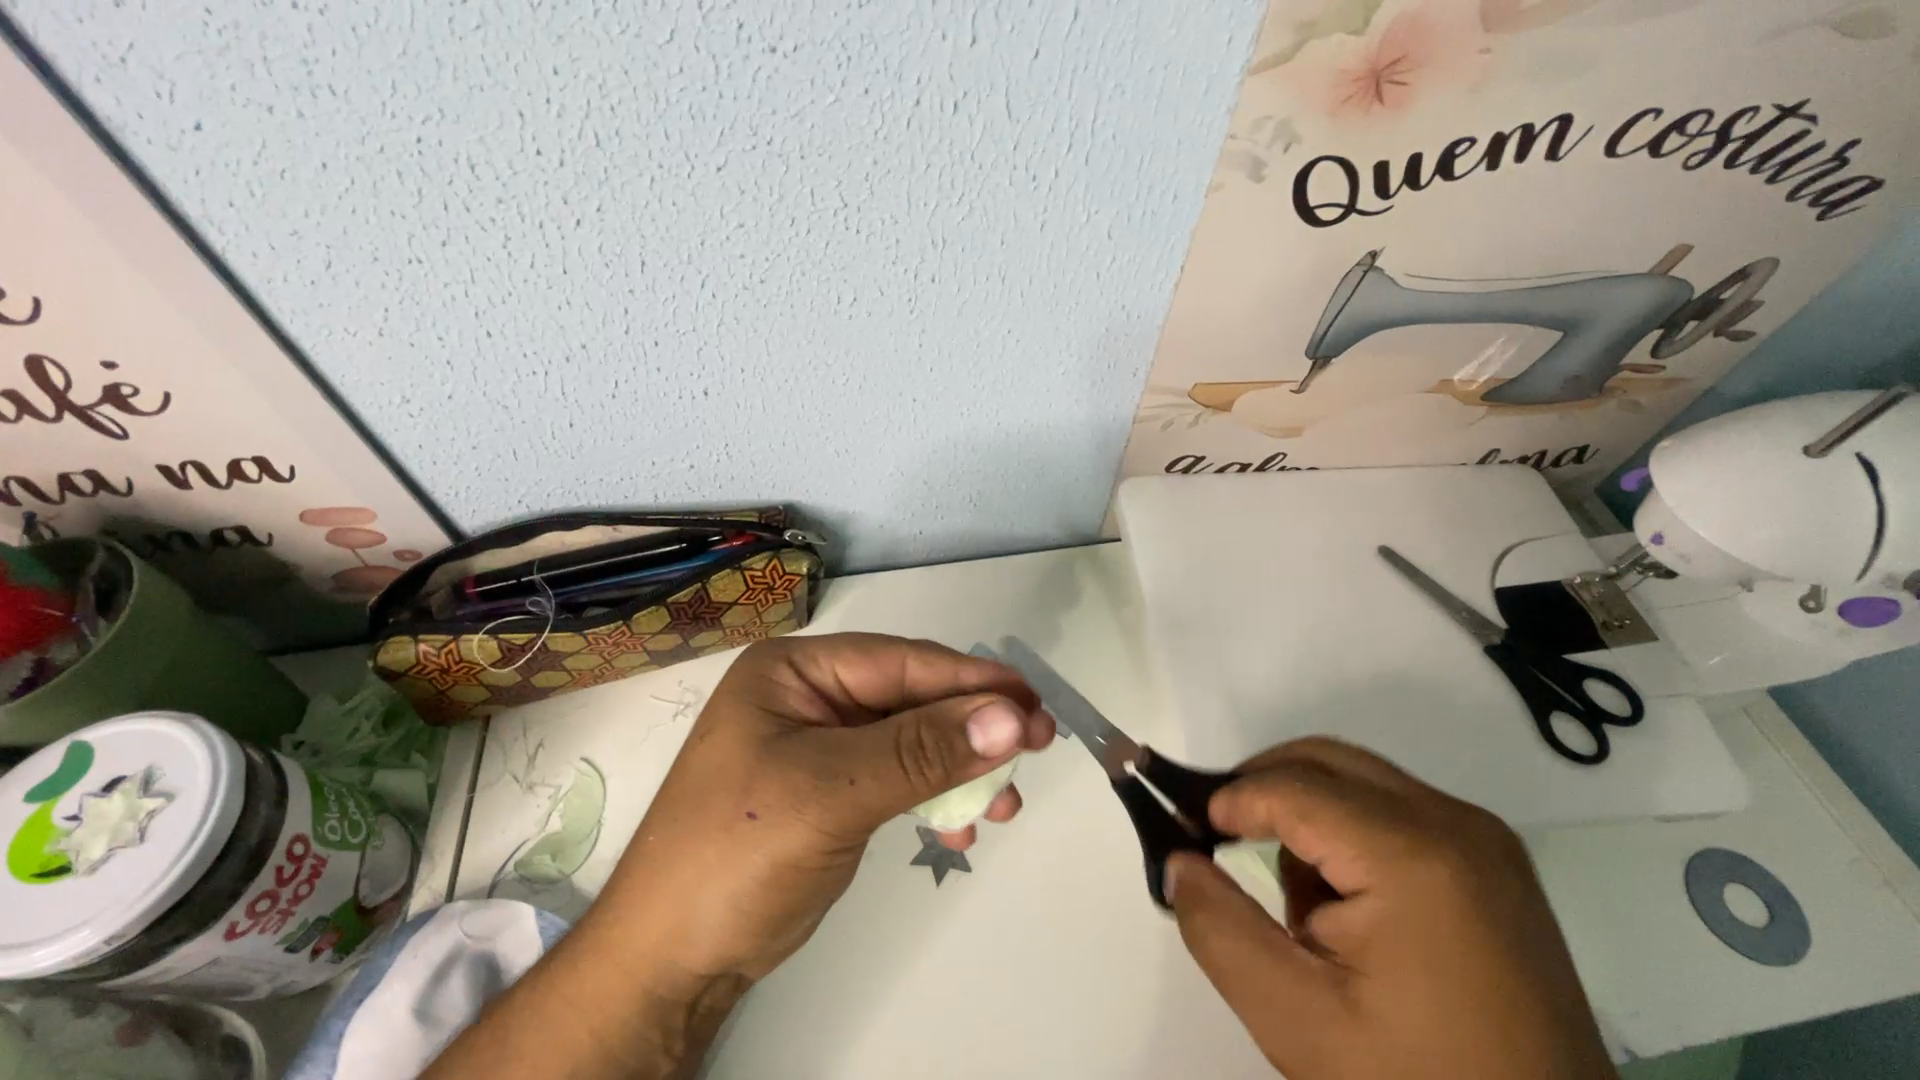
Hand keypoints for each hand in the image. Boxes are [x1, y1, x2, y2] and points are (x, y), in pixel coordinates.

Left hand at [598, 633, 1053, 982]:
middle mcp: (807, 698)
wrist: (670, 959)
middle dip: (971, 727)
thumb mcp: (832, 793)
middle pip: (910, 699)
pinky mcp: (830, 793)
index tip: (1034, 706)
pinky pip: (897, 780)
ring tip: (1006, 804)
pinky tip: (962, 828)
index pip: (900, 662)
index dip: (971, 682)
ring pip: (911, 742)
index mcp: (793, 672)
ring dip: (960, 768)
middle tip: (1036, 748)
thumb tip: (1012, 717)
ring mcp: (818, 747)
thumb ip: (923, 751)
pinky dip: (934, 799)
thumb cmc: (737, 854)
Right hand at [1166, 738, 1614, 1079]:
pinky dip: (1350, 836)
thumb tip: (1179, 860)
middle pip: (1328, 761)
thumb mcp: (1296, 1018)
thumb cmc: (1416, 1078)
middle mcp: (1455, 823)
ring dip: (1308, 817)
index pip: (1293, 786)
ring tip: (1301, 911)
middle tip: (1216, 840)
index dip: (1231, 799)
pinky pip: (1396, 812)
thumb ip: (1220, 930)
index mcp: (1413, 854)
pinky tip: (1350, 914)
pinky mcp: (1493, 864)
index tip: (1186, 832)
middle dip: (1264, 790)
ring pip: (1359, 782)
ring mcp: (1483, 841)